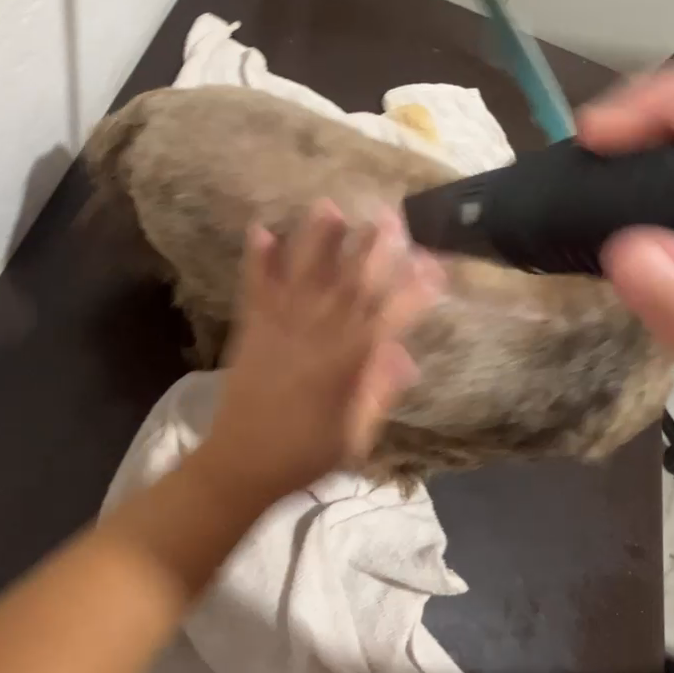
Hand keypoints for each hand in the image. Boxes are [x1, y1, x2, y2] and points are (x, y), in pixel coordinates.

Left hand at [192, 201, 441, 504]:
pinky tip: (261, 228)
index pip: (386, 318)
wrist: (238, 466)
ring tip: (329, 205)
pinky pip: (255, 288)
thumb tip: (404, 355)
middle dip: (371, 248)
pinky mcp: (251, 328)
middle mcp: (313, 338)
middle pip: (348, 285)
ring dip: (316, 240)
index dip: (413, 289)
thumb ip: (378, 393)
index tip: (435, 264)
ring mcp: (278, 328)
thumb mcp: (354, 437)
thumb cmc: (304, 456)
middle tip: (390, 215)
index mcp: (343, 366)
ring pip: (303, 276)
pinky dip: (258, 259)